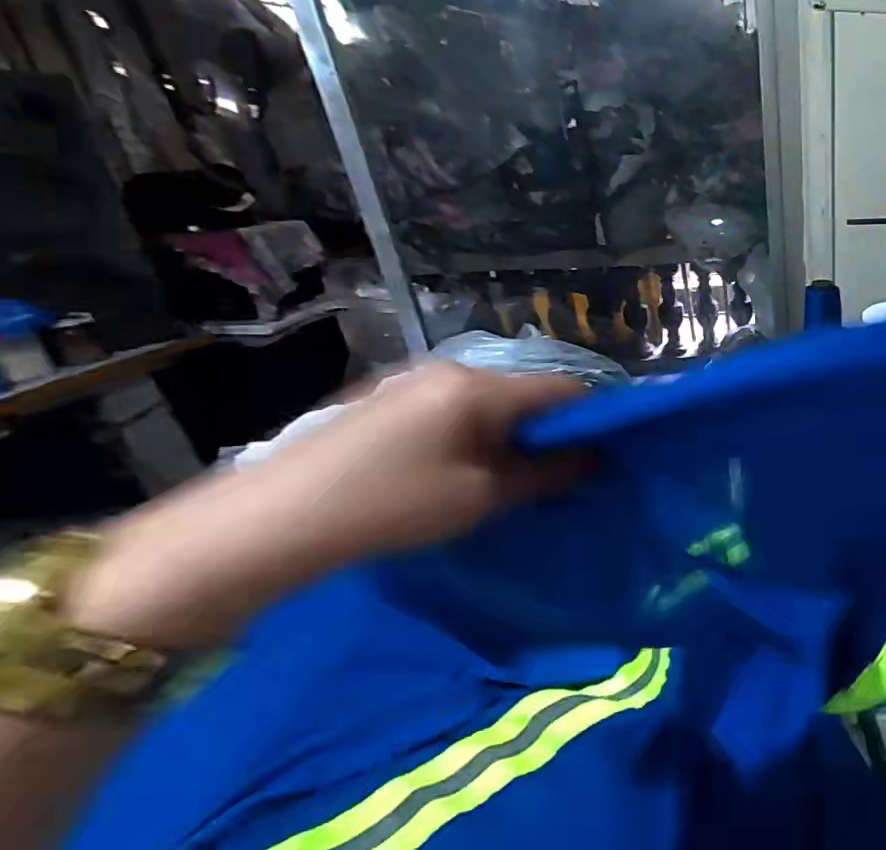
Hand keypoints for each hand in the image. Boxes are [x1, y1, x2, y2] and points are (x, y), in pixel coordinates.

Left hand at [68, 363, 587, 649]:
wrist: (278, 516)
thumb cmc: (390, 504)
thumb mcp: (477, 497)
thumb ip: (542, 474)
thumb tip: (589, 458)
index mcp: (477, 385)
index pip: (559, 388)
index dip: (591, 417)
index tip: (607, 452)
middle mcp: (448, 369)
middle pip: (522, 392)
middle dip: (547, 430)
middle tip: (559, 476)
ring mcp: (412, 381)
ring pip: (486, 402)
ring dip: (509, 435)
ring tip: (512, 479)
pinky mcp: (387, 400)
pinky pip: (452, 410)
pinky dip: (473, 435)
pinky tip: (462, 470)